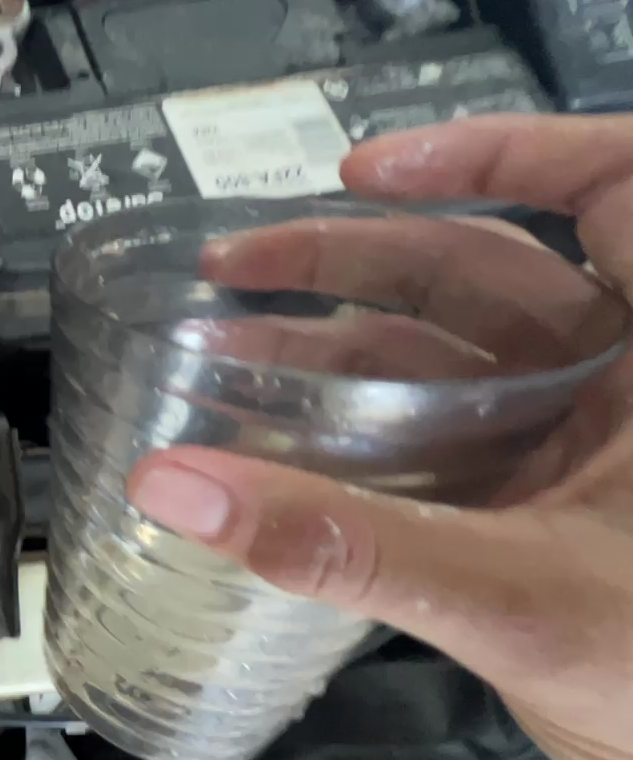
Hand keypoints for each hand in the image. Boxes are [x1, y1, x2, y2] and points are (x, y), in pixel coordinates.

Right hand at [124, 114, 632, 759]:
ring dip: (318, 343)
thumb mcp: (530, 605)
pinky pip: (419, 432)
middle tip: (229, 265)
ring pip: (437, 354)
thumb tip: (171, 487)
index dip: (499, 154)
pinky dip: (336, 425)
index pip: (623, 192)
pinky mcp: (536, 500)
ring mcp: (584, 447)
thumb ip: (343, 543)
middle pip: (484, 270)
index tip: (365, 170)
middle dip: (344, 256)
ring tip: (212, 349)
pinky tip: (261, 438)